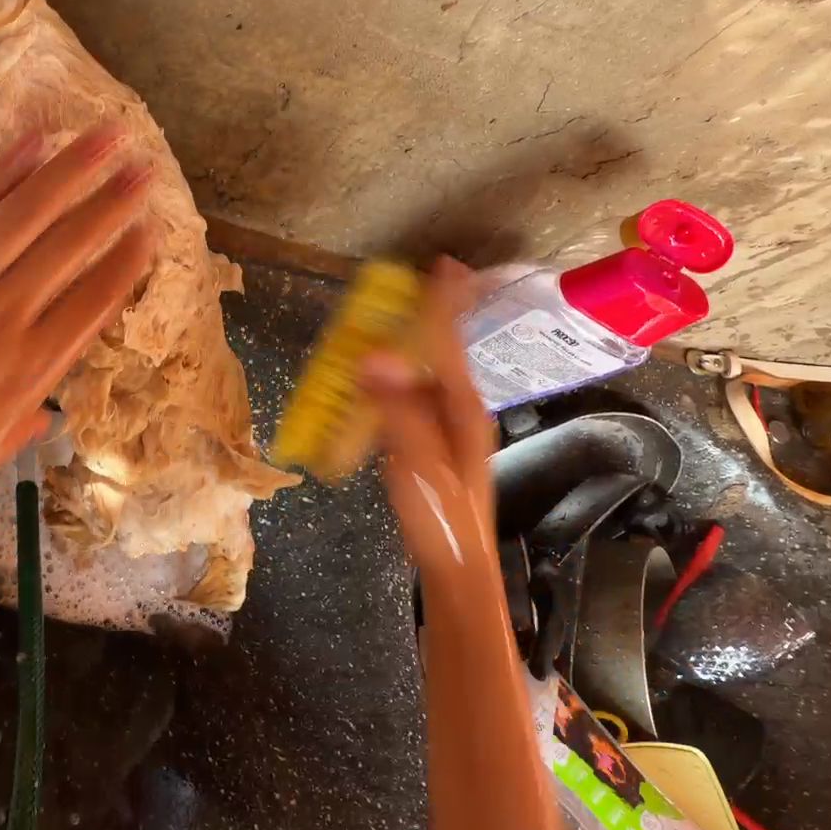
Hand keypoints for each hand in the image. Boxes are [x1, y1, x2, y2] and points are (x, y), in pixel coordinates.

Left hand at [0, 125, 153, 536]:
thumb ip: (13, 433)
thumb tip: (43, 414)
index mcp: (23, 374)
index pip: (91, 304)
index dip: (125, 264)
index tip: (150, 232)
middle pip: (70, 248)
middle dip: (112, 204)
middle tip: (145, 169)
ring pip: (25, 214)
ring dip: (71, 170)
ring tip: (107, 135)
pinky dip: (3, 172)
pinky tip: (33, 144)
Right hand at [364, 258, 497, 588]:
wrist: (455, 565)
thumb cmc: (441, 517)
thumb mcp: (418, 463)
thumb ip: (397, 410)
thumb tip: (373, 357)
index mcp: (460, 408)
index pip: (450, 342)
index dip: (447, 302)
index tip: (445, 264)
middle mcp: (458, 409)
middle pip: (440, 351)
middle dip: (425, 318)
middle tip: (401, 289)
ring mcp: (445, 427)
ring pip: (424, 373)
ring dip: (405, 347)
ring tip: (380, 325)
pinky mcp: (429, 441)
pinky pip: (409, 396)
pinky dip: (391, 379)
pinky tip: (370, 382)